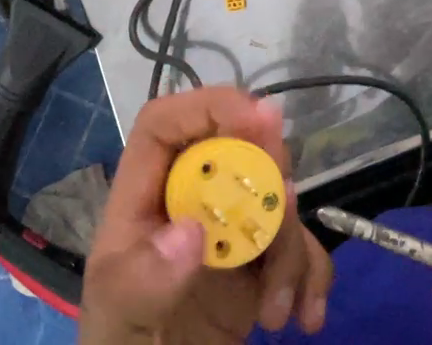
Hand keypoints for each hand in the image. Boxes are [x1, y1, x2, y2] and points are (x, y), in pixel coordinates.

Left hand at [80, 88, 332, 343]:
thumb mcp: (121, 323)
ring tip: (276, 311)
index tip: (255, 119)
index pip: (163, 127)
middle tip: (284, 203)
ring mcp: (226, 240)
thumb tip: (192, 232)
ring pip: (274, 199)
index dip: (206, 108)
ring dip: (291, 246)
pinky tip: (304, 318)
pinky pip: (298, 248)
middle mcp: (185, 211)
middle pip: (233, 153)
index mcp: (140, 207)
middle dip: (267, 173)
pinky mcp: (258, 274)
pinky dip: (311, 276)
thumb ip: (144, 281)